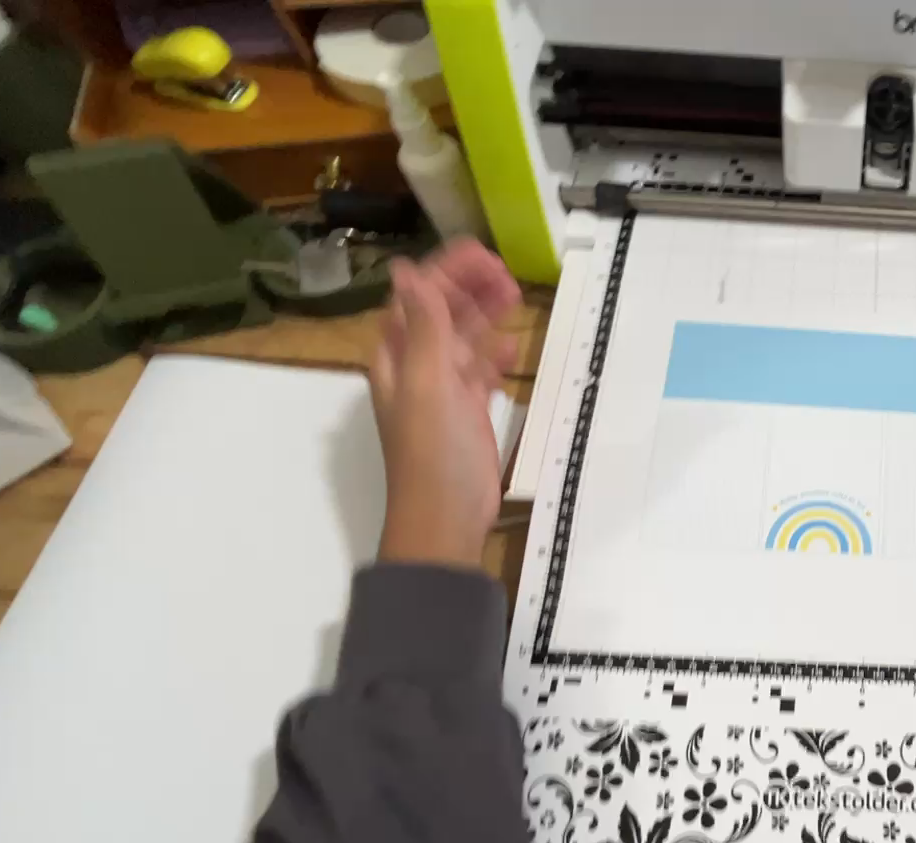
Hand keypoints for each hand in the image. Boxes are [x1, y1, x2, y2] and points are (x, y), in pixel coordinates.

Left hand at [370, 239, 521, 569]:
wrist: (446, 514)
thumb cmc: (433, 451)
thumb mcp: (427, 385)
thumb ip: (425, 329)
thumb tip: (409, 271)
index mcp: (399, 355)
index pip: (419, 298)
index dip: (448, 272)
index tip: (486, 255)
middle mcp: (419, 366)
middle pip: (444, 313)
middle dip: (471, 288)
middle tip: (509, 274)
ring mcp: (446, 390)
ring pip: (466, 339)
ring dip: (486, 316)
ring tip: (516, 296)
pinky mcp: (470, 412)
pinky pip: (481, 372)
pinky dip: (494, 356)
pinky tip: (512, 348)